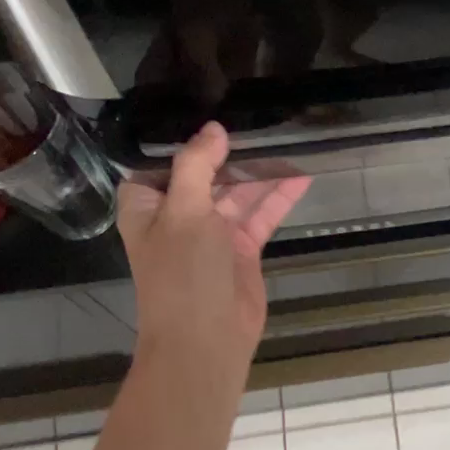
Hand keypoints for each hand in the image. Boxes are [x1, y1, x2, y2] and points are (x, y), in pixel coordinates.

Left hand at [116, 123, 309, 368]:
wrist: (205, 340)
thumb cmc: (183, 273)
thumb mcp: (184, 211)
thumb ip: (197, 165)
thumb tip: (214, 129)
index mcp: (148, 205)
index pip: (163, 161)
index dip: (187, 138)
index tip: (214, 109)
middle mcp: (178, 215)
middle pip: (207, 173)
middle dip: (233, 152)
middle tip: (264, 120)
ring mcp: (212, 233)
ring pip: (238, 192)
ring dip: (261, 173)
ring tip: (290, 142)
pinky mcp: (241, 249)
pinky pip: (261, 215)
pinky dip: (278, 198)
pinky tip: (301, 178)